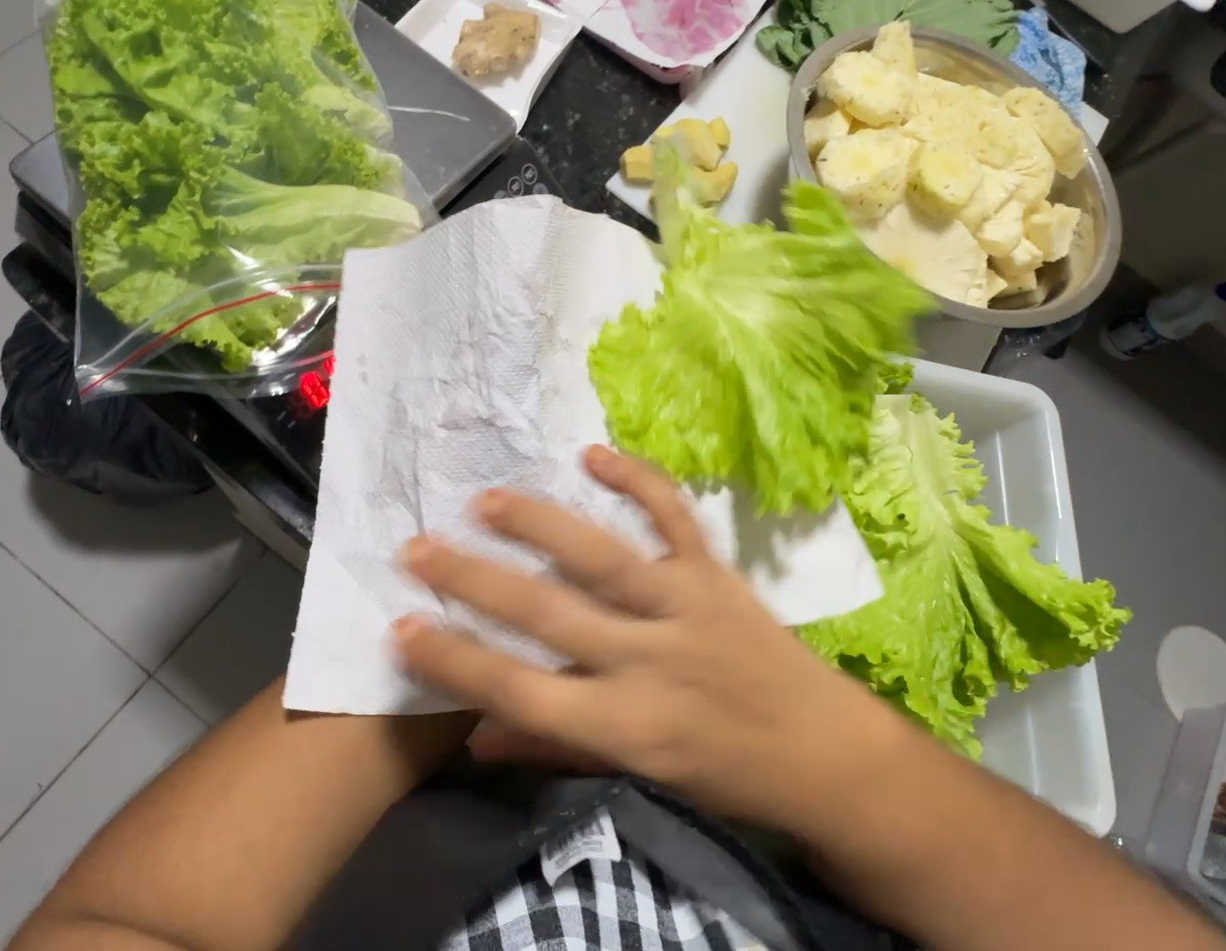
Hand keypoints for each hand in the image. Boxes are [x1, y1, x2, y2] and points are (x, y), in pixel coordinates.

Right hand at [392, 445, 909, 828]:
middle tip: (416, 548)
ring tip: (484, 501)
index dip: (455, 659)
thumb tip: (473, 730)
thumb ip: (552, 745)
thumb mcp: (634, 771)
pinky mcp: (718, 575)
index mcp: (624, 723)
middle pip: (547, 614)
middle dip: (473, 580)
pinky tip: (594, 454)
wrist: (826, 754)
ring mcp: (687, 608)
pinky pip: (675, 518)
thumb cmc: (722, 771)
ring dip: (539, 525)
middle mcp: (649, 661)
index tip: (400, 627)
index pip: (519, 688)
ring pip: (603, 558)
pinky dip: (638, 480)